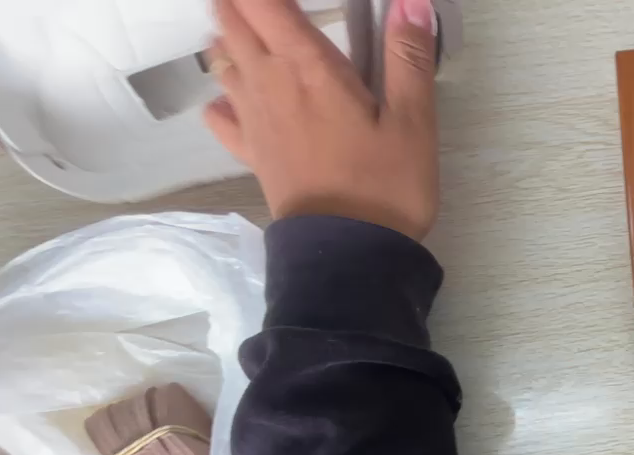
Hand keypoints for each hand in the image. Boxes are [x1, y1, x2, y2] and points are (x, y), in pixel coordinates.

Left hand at [205, 0, 439, 240]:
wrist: (350, 251)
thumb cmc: (386, 187)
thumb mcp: (414, 125)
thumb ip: (408, 60)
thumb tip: (411, 2)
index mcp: (306, 65)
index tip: (291, 4)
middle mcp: (268, 81)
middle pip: (229, 15)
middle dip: (246, 5)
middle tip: (279, 16)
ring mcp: (253, 118)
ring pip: (221, 56)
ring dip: (235, 41)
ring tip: (264, 47)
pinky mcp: (252, 153)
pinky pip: (219, 113)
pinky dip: (226, 98)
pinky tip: (244, 104)